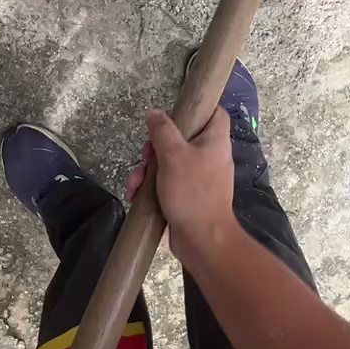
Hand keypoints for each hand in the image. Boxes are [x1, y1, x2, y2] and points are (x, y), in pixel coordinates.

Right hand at [132, 107, 236, 253]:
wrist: (203, 240)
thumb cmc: (192, 193)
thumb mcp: (173, 156)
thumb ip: (162, 131)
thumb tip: (154, 113)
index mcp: (214, 141)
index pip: (213, 113)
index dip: (196, 108)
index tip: (174, 112)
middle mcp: (209, 156)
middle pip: (181, 138)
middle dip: (155, 147)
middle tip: (146, 156)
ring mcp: (199, 177)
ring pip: (169, 162)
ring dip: (147, 171)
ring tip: (135, 184)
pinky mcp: (188, 196)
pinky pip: (167, 182)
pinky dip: (151, 187)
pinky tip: (136, 196)